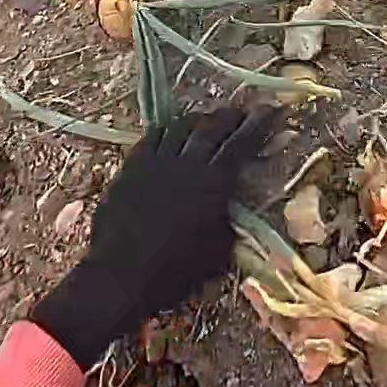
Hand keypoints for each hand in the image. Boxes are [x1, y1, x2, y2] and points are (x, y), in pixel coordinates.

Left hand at [30, 105, 272, 367]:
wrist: (119, 277)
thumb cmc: (174, 272)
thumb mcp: (217, 253)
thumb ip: (230, 223)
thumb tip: (236, 209)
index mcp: (214, 182)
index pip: (241, 143)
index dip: (257, 124)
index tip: (268, 110)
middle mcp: (189, 163)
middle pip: (213, 127)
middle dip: (231, 116)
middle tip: (241, 111)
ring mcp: (158, 161)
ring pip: (182, 126)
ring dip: (199, 119)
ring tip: (207, 119)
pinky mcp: (133, 166)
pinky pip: (153, 136)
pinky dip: (167, 130)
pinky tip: (171, 132)